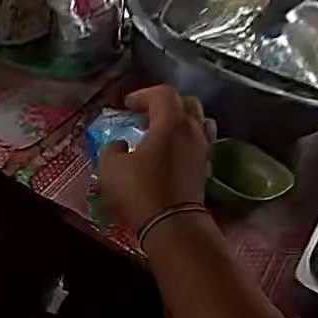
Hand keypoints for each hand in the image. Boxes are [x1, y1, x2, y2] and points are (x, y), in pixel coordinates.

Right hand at [99, 85, 214, 232]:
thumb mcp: (111, 168)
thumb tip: (119, 145)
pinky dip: (187, 143)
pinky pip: (200, 146)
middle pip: (186, 103)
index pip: (162, 94)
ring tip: (164, 133)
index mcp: (171, 122)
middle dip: (165, 105)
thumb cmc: (140, 191)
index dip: (143, 94)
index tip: (128, 104)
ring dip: (181, 122)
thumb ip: (112, 150)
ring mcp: (203, 150)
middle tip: (146, 116)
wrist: (172, 224)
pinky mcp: (205, 169)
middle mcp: (192, 130)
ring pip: (198, 123)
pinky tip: (174, 155)